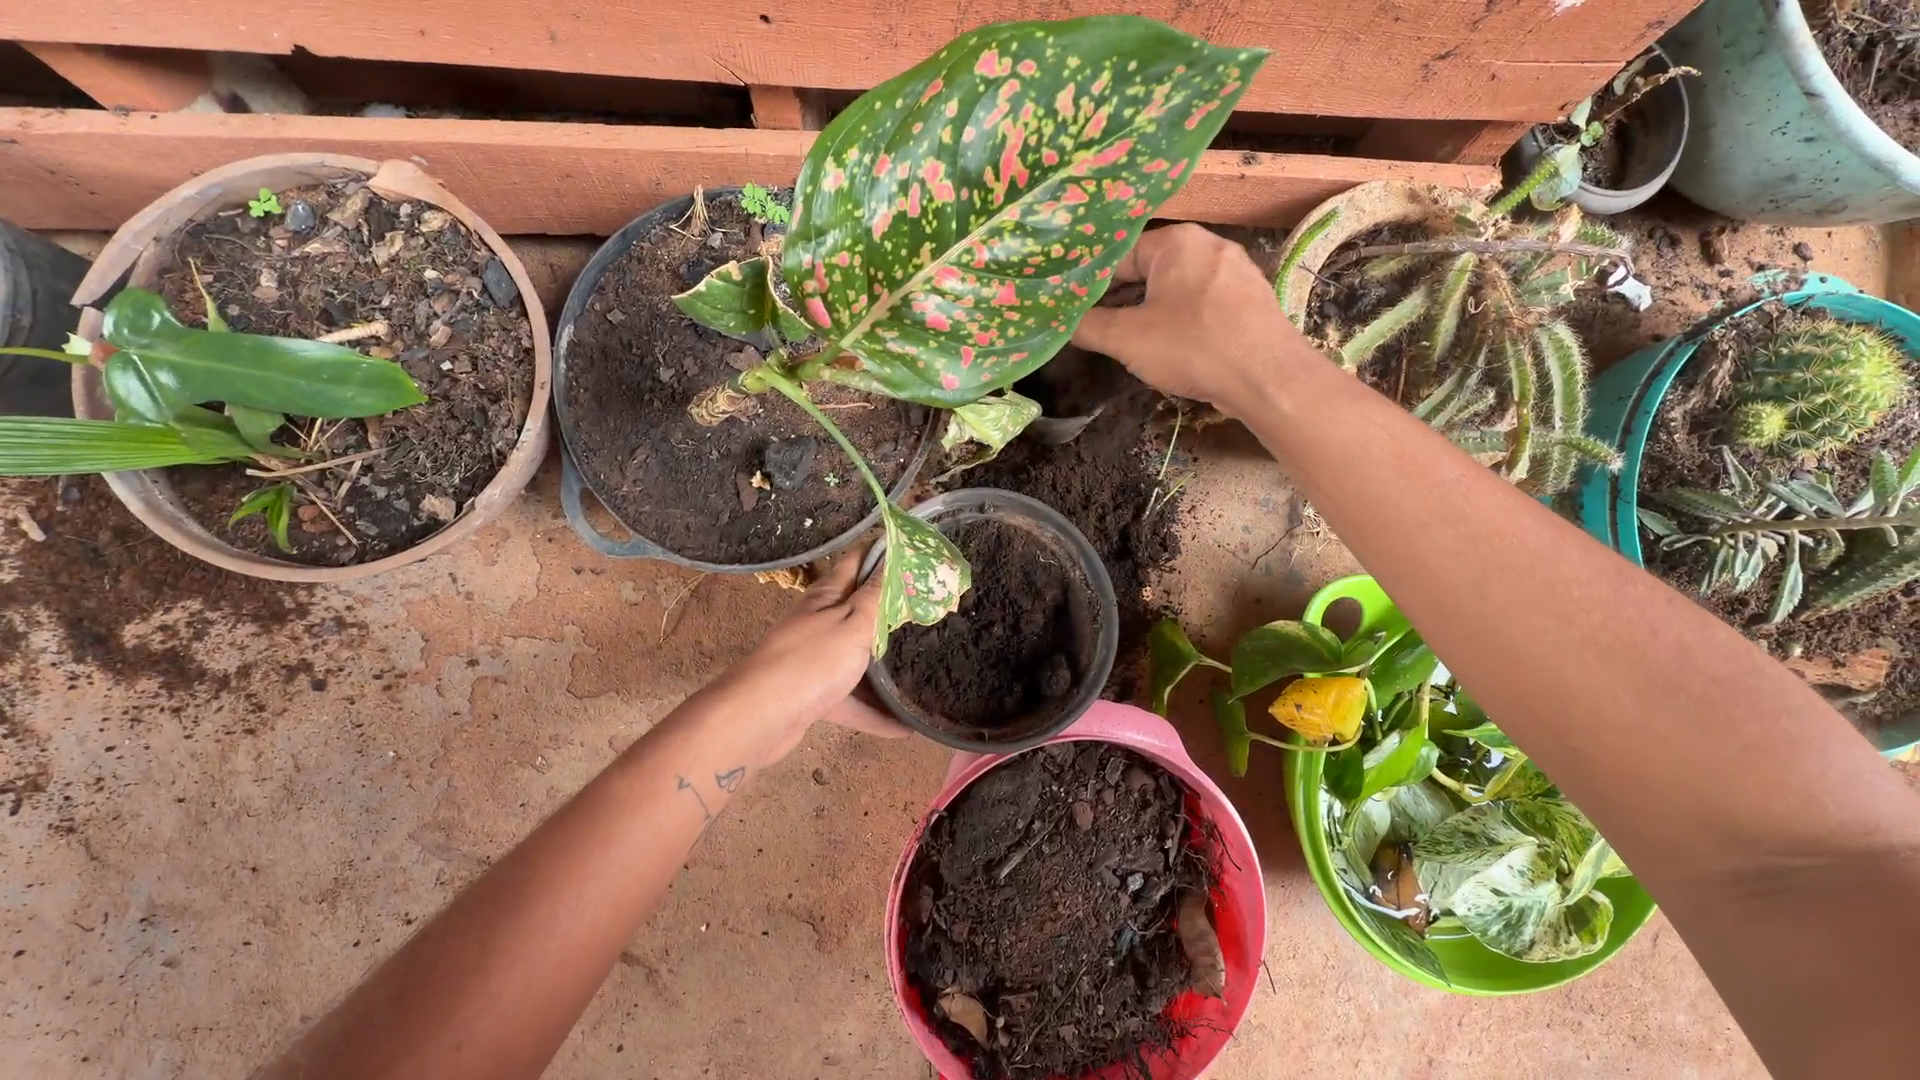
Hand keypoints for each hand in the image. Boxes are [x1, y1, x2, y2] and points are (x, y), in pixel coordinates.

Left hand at [712, 552, 906, 763]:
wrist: (760, 718)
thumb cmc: (810, 662)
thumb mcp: (853, 622)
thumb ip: (877, 595)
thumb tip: (894, 556)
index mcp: (827, 596)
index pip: (856, 560)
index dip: (882, 550)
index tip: (915, 549)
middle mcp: (819, 623)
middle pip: (859, 609)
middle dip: (891, 607)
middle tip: (930, 608)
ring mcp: (815, 660)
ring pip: (857, 658)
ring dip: (885, 664)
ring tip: (922, 665)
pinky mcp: (814, 696)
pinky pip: (852, 701)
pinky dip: (876, 713)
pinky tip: (905, 726)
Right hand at [1072, 224, 1317, 416]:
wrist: (1268, 378)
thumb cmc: (1193, 347)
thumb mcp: (1127, 339)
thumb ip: (1089, 327)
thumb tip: (1064, 322)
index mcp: (1177, 241)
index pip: (1119, 254)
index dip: (1092, 283)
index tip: (1074, 307)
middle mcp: (1209, 245)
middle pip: (1150, 270)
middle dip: (1123, 299)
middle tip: (1099, 328)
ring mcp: (1236, 272)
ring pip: (1178, 289)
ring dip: (1152, 313)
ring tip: (1133, 343)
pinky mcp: (1251, 301)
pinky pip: (1204, 305)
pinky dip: (1183, 323)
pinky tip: (1176, 350)